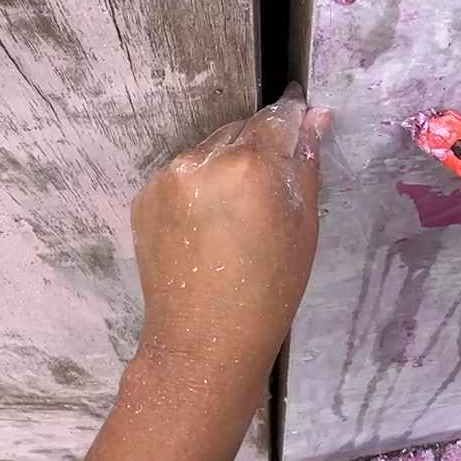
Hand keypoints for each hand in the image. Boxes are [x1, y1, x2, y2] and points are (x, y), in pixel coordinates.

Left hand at [130, 84, 331, 394]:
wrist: (202, 342)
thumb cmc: (269, 290)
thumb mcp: (304, 226)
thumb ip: (306, 164)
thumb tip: (315, 117)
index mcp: (252, 165)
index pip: (278, 118)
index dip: (293, 119)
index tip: (301, 123)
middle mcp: (204, 159)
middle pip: (242, 129)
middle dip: (259, 146)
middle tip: (268, 189)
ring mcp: (168, 176)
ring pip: (210, 148)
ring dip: (226, 164)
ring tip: (235, 211)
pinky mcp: (145, 195)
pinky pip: (182, 173)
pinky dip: (198, 185)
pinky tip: (206, 223)